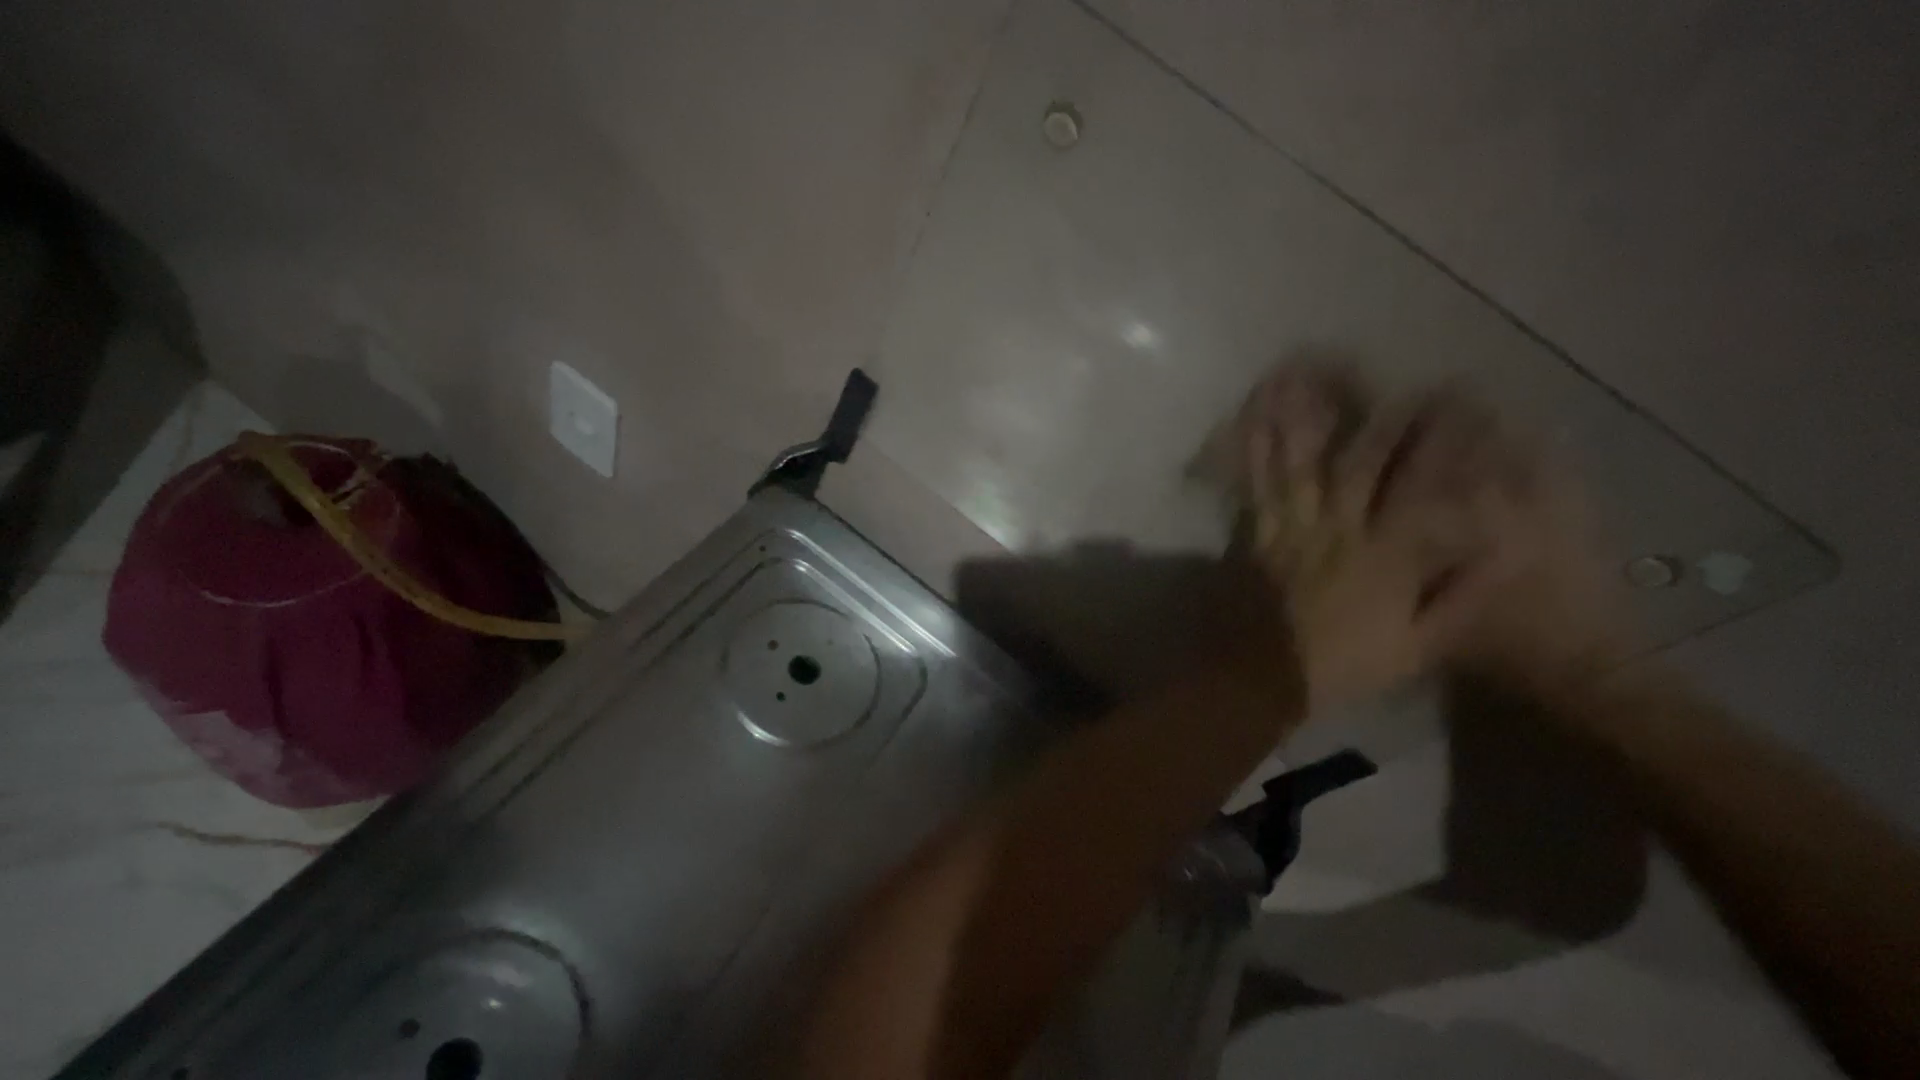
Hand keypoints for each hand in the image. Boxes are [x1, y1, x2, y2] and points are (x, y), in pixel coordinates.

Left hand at [1216, 366, 1630, 708]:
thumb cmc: (1342, 664)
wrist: (1262, 675)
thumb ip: (1463, 598)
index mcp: (1385, 556)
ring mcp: (1292, 525)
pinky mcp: (1256, 530)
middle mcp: (1339, 529)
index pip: (1423, 488)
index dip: (1447, 444)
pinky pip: (1257, 481)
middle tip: (1413, 382)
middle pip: (1365, 462)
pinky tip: (1254, 413)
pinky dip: (1257, 446)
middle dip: (1391, 419)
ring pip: (1304, 461)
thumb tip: (1506, 550)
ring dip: (1312, 416)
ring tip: (1318, 371)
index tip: (1471, 407)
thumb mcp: (1417, 647)